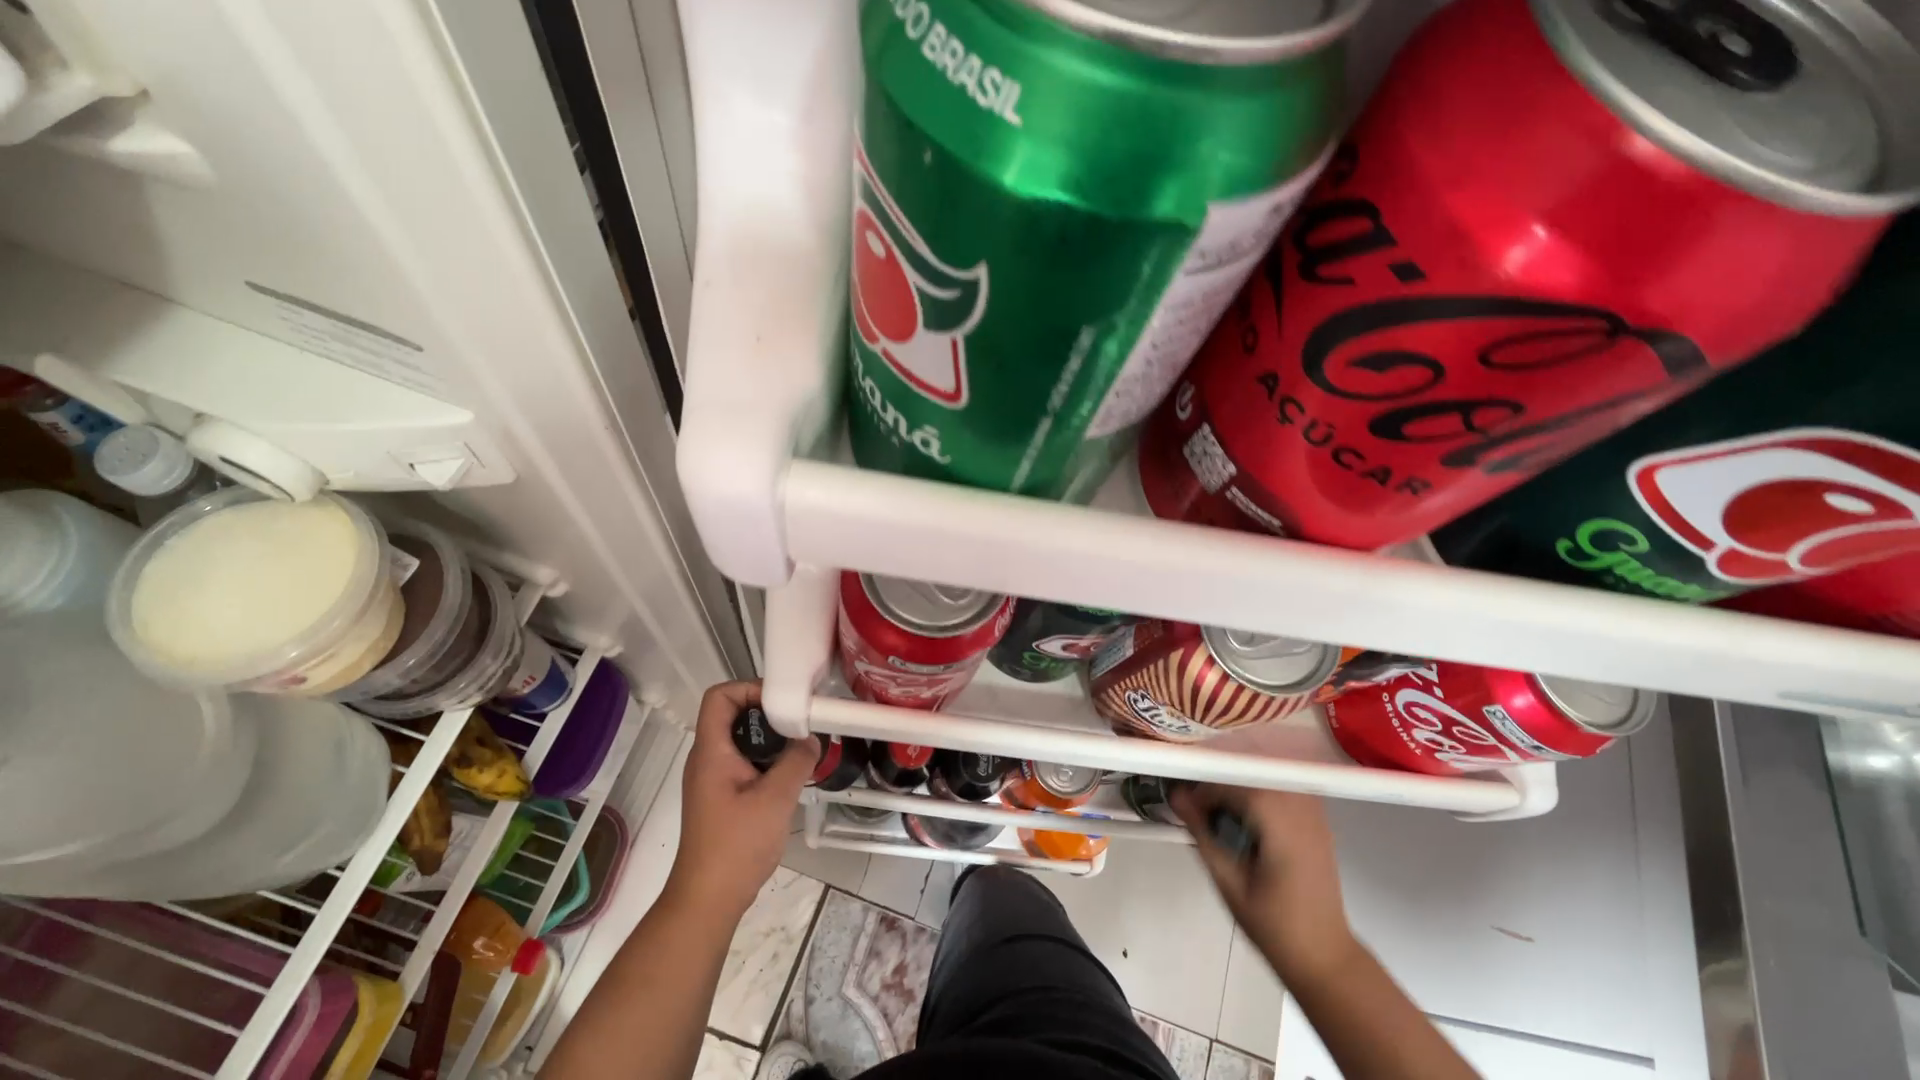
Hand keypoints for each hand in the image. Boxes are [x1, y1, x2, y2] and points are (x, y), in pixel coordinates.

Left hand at [667, 681, 819, 918]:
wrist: (709, 897)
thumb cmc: (737, 844)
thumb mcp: (776, 798)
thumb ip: (796, 761)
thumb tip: (810, 738)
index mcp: (711, 752)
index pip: (720, 696)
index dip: (750, 689)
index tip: (784, 702)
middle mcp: (706, 760)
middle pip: (732, 716)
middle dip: (768, 714)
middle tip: (800, 724)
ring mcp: (712, 781)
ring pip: (741, 743)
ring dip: (771, 741)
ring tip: (801, 750)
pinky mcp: (721, 799)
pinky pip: (743, 765)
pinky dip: (767, 763)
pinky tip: (790, 779)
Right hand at [1172, 784, 1359, 982]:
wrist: (1323, 955)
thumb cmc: (1273, 926)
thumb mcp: (1229, 882)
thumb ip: (1204, 835)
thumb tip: (1178, 798)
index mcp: (1282, 827)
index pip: (1240, 786)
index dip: (1208, 789)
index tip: (1187, 805)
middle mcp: (1304, 812)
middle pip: (1257, 776)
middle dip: (1225, 785)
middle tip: (1201, 810)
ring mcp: (1317, 816)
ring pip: (1272, 779)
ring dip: (1244, 788)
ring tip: (1223, 814)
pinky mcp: (1319, 824)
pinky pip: (1287, 792)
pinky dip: (1263, 796)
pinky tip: (1249, 820)